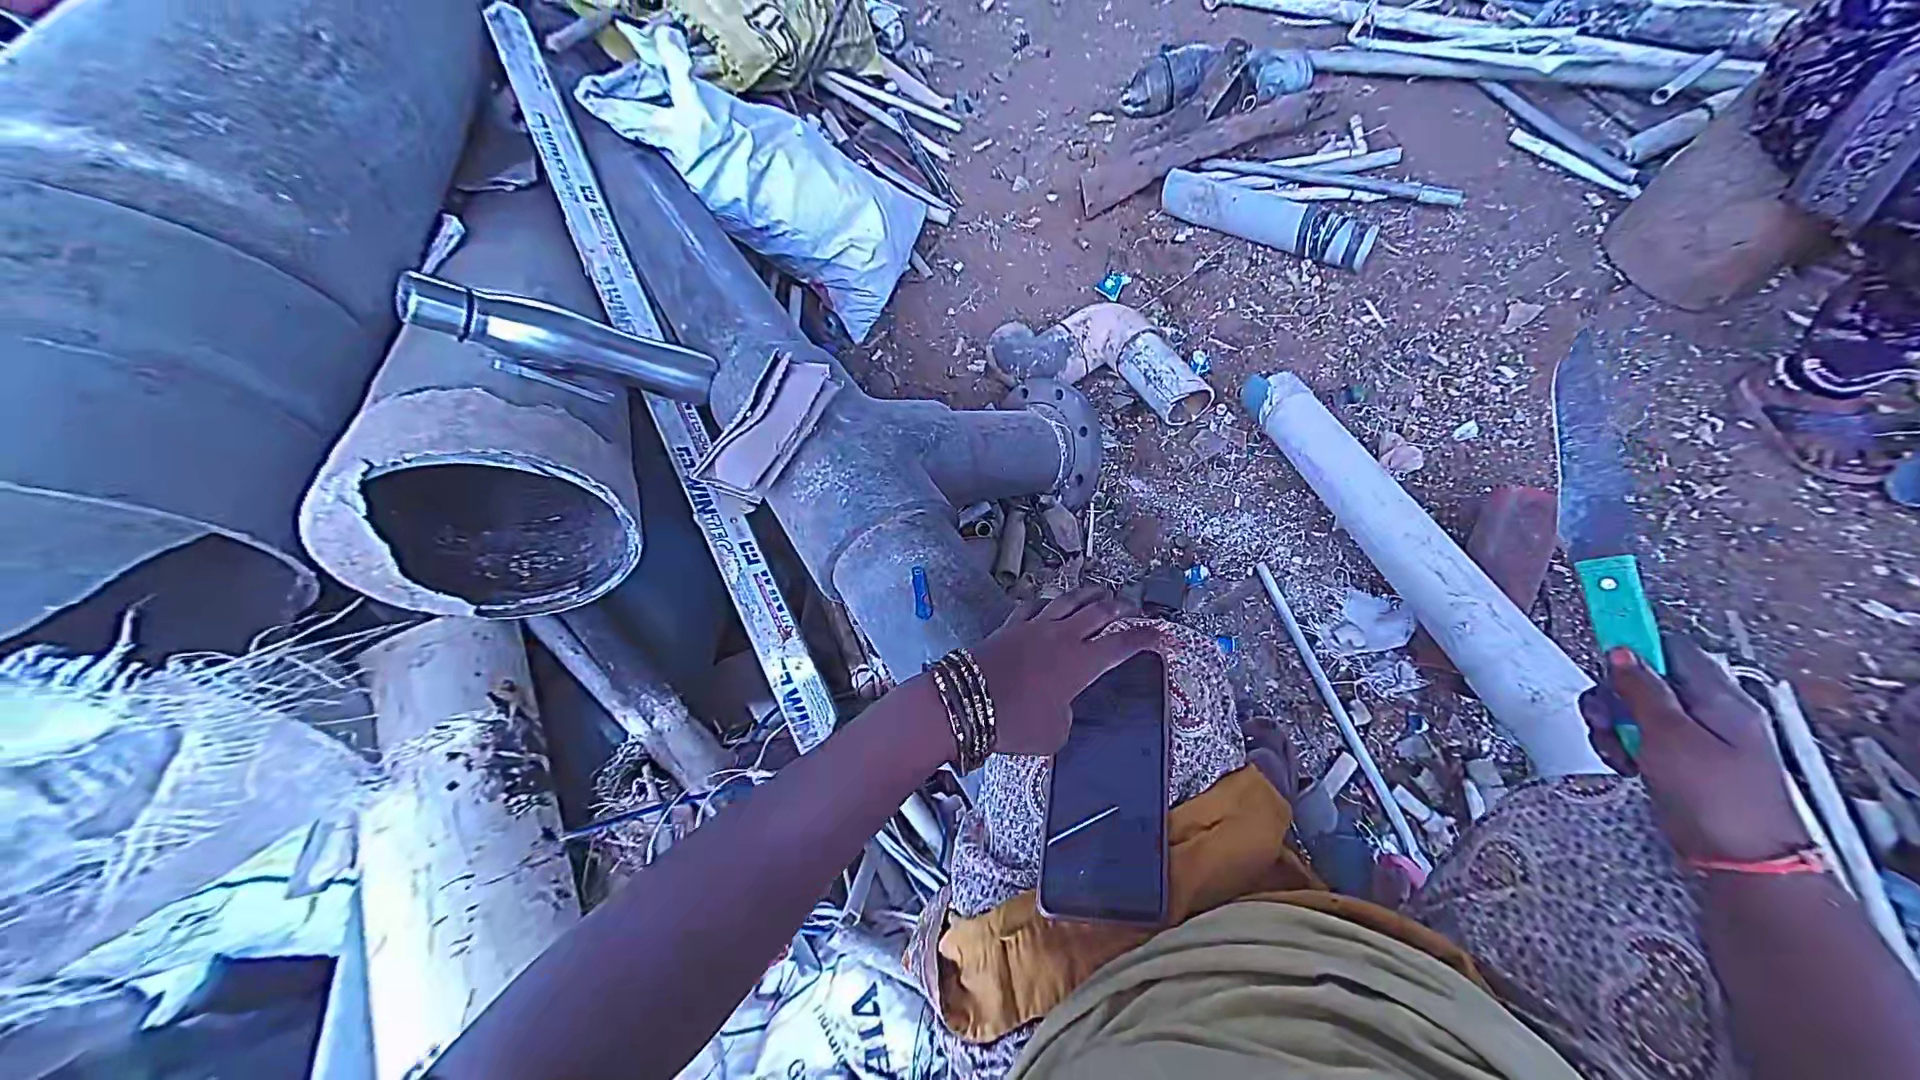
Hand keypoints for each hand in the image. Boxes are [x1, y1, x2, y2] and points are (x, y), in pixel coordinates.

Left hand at [969, 585, 1159, 756]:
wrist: (968, 702)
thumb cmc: (1014, 722)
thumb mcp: (1055, 733)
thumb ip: (1067, 715)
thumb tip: (1061, 707)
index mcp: (1081, 663)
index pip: (1123, 644)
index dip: (1146, 638)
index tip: (1161, 635)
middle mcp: (1062, 637)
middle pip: (1100, 611)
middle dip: (1122, 607)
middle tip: (1133, 607)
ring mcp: (1034, 627)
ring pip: (1069, 600)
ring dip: (1089, 594)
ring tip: (1100, 591)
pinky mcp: (1010, 625)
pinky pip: (1033, 604)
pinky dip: (1047, 600)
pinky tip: (1049, 600)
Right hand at [1580, 635, 1810, 862]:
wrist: (1740, 861)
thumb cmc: (1716, 798)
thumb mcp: (1669, 736)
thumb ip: (1642, 691)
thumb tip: (1623, 653)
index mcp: (1717, 700)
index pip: (1669, 647)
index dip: (1634, 635)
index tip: (1603, 620)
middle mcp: (1706, 714)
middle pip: (1641, 679)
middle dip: (1611, 693)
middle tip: (1605, 716)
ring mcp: (1690, 738)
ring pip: (1630, 709)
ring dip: (1610, 723)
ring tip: (1616, 748)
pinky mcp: (1674, 760)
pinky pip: (1633, 736)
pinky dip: (1618, 745)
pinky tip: (1624, 762)